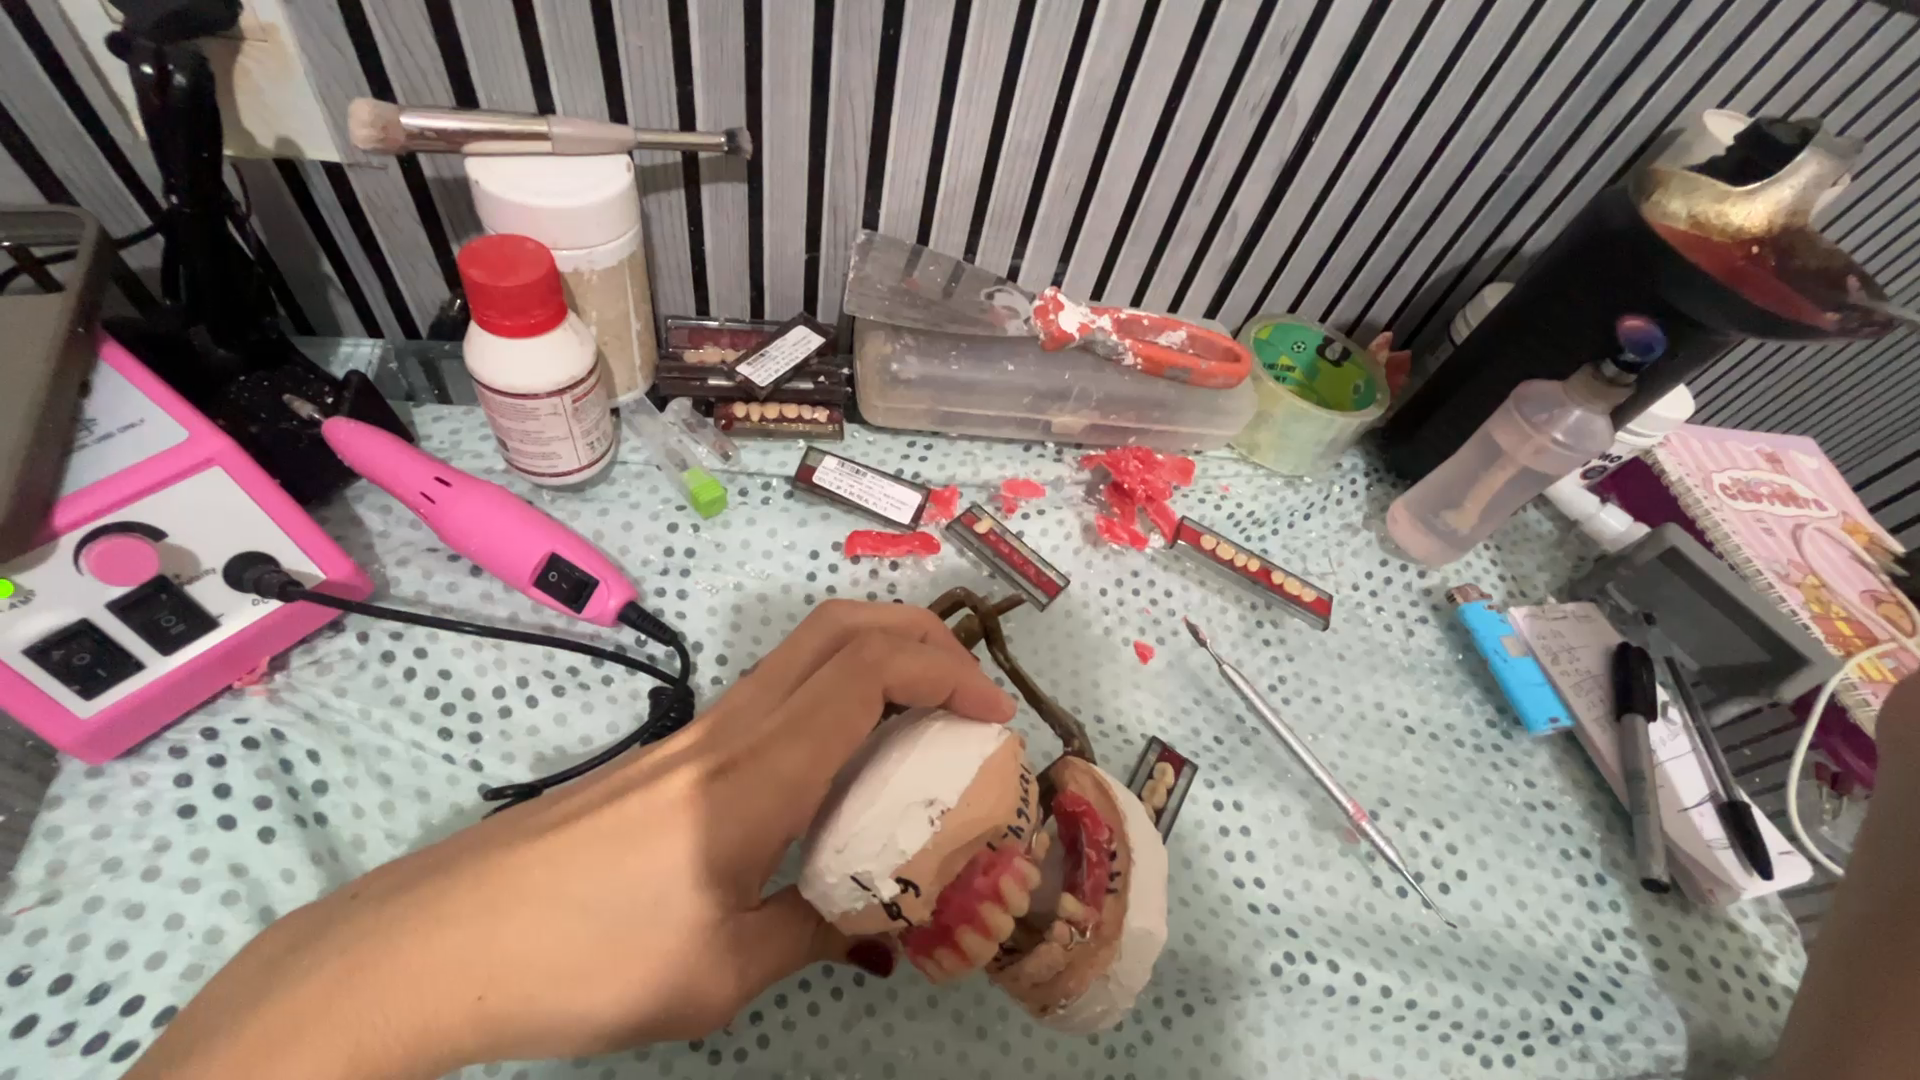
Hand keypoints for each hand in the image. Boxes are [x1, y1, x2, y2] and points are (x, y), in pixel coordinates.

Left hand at [126, 600, 1015, 1079]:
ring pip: (813, 643)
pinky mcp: (687, 741)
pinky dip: (845, 683)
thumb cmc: (586, 959)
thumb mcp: (720, 973)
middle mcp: (739, 724)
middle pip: (843, 625)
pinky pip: (786, 682)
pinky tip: (854, 749)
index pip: (868, 670)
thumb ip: (814, 931)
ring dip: (885, 651)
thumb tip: (880, 913)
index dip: (945, 673)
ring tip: (929, 713)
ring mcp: (709, 724)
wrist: (446, 939)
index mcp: (760, 772)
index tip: (992, 719)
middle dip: (924, 636)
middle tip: (971, 695)